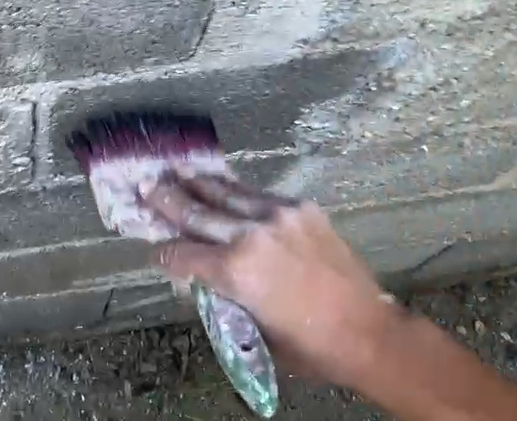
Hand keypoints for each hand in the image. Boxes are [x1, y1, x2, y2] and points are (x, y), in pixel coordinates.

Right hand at [146, 178, 395, 387]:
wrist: (371, 333)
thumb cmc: (311, 346)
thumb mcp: (254, 332)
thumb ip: (224, 298)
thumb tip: (200, 278)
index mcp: (235, 272)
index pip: (182, 255)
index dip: (164, 253)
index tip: (153, 249)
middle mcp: (249, 236)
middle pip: (195, 212)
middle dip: (166, 200)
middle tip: (146, 185)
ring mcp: (275, 216)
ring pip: (224, 193)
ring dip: (196, 183)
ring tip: (176, 169)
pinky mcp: (298, 208)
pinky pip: (256, 195)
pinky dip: (234, 191)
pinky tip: (221, 184)